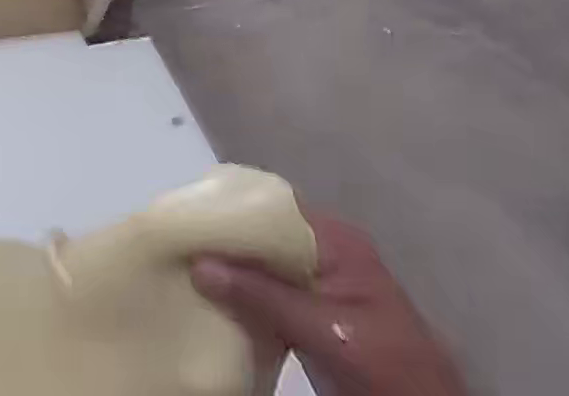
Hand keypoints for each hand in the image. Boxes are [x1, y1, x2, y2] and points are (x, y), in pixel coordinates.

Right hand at [193, 214, 465, 395]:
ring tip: (187, 262)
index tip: (190, 213)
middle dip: (226, 237)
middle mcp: (324, 250)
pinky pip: (267, 289)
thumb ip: (264, 296)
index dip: (232, 205)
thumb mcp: (327, 330)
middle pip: (264, 231)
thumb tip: (198, 263)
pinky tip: (212, 294)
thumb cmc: (386, 365)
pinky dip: (242, 292)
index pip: (273, 204)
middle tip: (181, 239)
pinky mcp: (312, 312)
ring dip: (230, 267)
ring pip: (262, 261)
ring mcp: (318, 282)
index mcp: (335, 239)